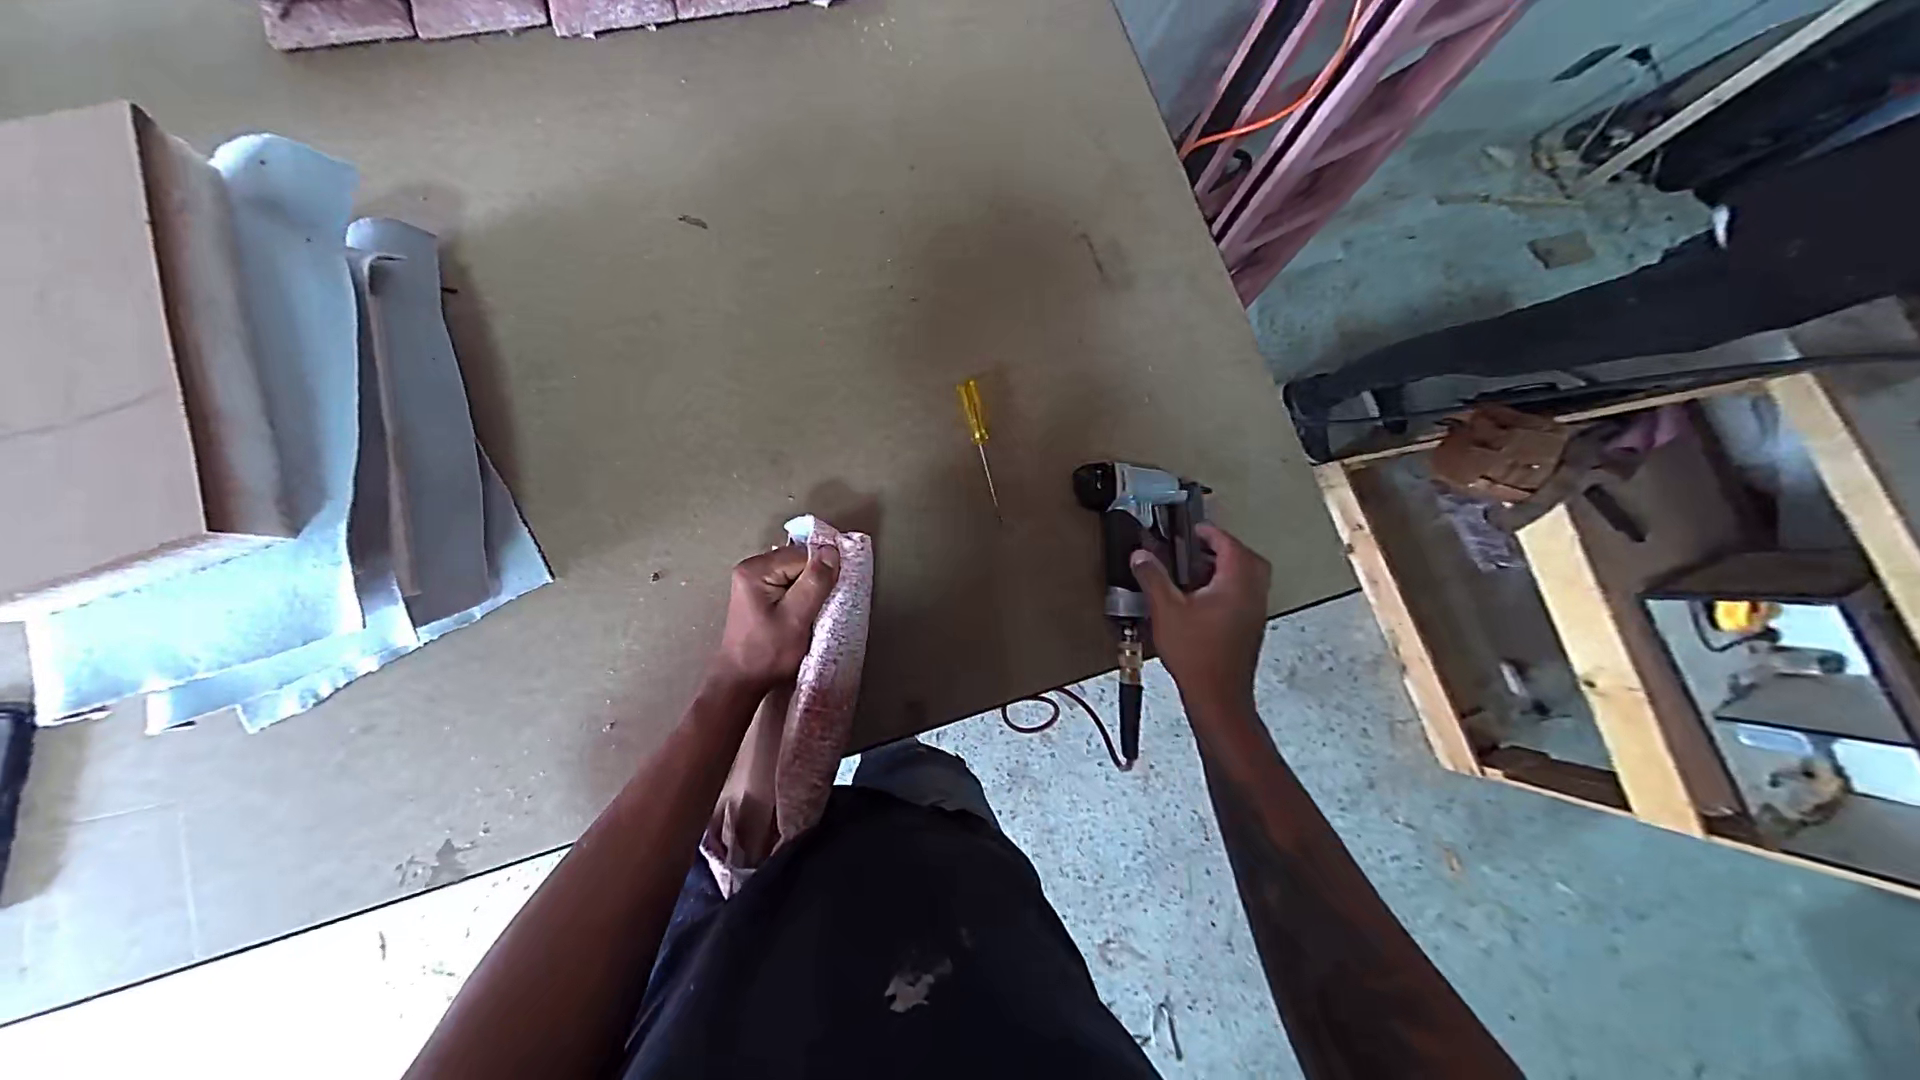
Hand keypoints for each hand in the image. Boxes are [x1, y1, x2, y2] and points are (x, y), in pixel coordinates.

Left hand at [710, 544, 839, 695]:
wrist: (742, 681)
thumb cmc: (767, 653)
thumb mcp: (797, 617)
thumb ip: (815, 582)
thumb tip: (832, 551)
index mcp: (756, 569)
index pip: (803, 555)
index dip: (822, 572)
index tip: (829, 595)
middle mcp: (752, 568)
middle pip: (800, 560)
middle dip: (815, 580)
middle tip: (817, 608)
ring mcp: (754, 580)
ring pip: (797, 572)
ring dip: (810, 589)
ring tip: (809, 613)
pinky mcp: (760, 592)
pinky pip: (790, 582)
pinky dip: (802, 595)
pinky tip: (802, 613)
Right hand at [1130, 523, 1269, 711]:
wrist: (1217, 694)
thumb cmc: (1197, 655)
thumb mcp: (1166, 609)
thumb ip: (1153, 578)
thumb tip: (1141, 557)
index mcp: (1237, 584)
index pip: (1230, 545)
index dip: (1211, 534)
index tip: (1195, 530)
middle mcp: (1252, 595)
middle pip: (1247, 559)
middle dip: (1224, 549)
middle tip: (1200, 547)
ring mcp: (1254, 613)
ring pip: (1248, 578)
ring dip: (1226, 569)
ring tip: (1196, 571)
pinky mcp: (1249, 628)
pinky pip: (1244, 596)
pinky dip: (1227, 587)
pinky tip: (1201, 598)